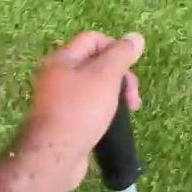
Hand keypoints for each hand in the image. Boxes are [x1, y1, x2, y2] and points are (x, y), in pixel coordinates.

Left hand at [16, 31, 143, 187]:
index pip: (93, 39)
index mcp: (63, 59)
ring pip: (94, 86)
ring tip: (129, 110)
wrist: (56, 154)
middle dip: (119, 75)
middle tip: (132, 97)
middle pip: (95, 63)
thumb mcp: (105, 76)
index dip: (116, 48)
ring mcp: (59, 98)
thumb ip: (121, 54)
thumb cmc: (81, 110)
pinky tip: (113, 121)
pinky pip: (88, 105)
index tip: (131, 68)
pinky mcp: (64, 119)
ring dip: (115, 93)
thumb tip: (135, 37)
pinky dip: (104, 108)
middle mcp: (57, 75)